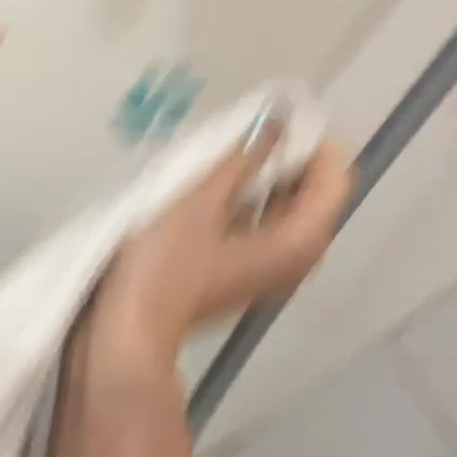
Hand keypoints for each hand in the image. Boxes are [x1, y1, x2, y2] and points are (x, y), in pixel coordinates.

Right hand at [92, 112, 352, 367]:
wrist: (124, 331)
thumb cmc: (159, 268)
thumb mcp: (196, 203)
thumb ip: (240, 158)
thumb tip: (274, 125)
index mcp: (303, 238)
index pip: (332, 173)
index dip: (302, 143)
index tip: (259, 130)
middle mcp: (301, 258)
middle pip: (304, 196)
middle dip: (272, 169)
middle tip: (226, 155)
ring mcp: (270, 277)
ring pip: (275, 218)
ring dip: (248, 195)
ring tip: (203, 185)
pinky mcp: (238, 286)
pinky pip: (253, 240)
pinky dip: (234, 221)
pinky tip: (194, 219)